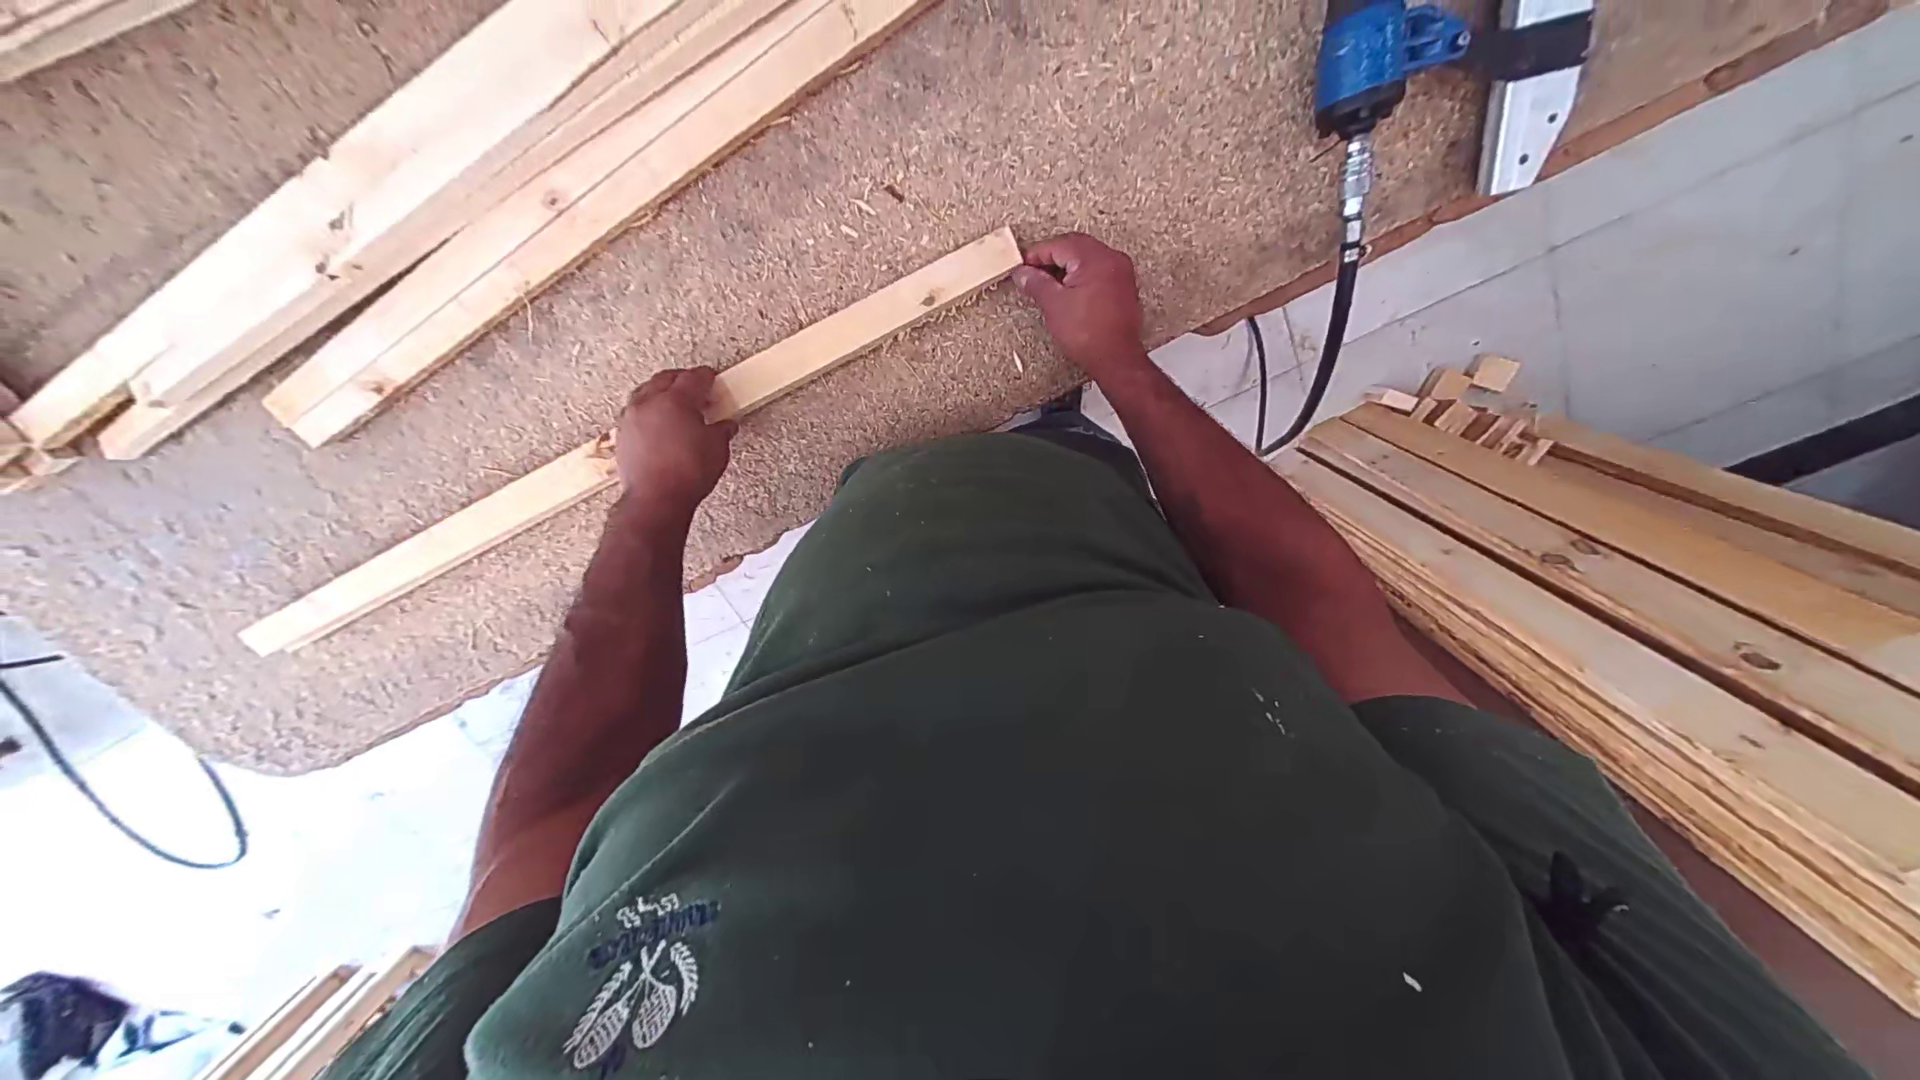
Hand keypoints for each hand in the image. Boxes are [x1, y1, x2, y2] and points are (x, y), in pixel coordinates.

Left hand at [614, 368, 735, 514]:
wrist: (656, 499)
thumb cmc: (685, 474)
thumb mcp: (717, 449)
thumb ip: (721, 430)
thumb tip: (725, 426)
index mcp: (676, 400)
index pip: (693, 378)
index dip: (706, 376)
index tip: (712, 377)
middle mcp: (649, 403)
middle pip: (665, 379)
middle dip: (682, 379)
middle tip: (696, 386)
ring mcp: (632, 418)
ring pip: (646, 392)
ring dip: (662, 392)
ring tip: (676, 403)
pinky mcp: (623, 435)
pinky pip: (636, 411)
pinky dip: (650, 410)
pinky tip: (659, 421)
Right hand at [1012, 233, 1151, 381]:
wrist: (1115, 358)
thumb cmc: (1089, 334)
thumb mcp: (1054, 305)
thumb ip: (1036, 283)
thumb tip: (1023, 273)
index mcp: (1095, 258)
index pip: (1059, 245)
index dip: (1036, 254)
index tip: (1022, 266)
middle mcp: (1112, 260)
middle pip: (1075, 248)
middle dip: (1051, 258)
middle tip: (1031, 273)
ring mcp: (1121, 274)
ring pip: (1087, 259)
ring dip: (1065, 267)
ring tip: (1047, 284)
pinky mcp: (1123, 289)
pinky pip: (1098, 272)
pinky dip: (1080, 276)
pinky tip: (1068, 292)